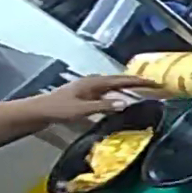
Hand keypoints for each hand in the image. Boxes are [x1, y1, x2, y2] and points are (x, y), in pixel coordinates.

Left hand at [30, 74, 160, 122]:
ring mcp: (87, 88)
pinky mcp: (83, 95)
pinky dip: (117, 93)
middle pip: (119, 80)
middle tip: (153, 85)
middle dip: (136, 81)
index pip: (122, 80)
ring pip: (113, 85)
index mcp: (94, 82)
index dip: (140, 81)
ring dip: (127, 87)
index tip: (156, 82)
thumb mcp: (81, 110)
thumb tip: (126, 102)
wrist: (34, 113)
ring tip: (141, 91)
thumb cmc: (57, 110)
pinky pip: (107, 91)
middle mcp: (92, 82)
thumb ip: (104, 106)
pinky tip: (119, 99)